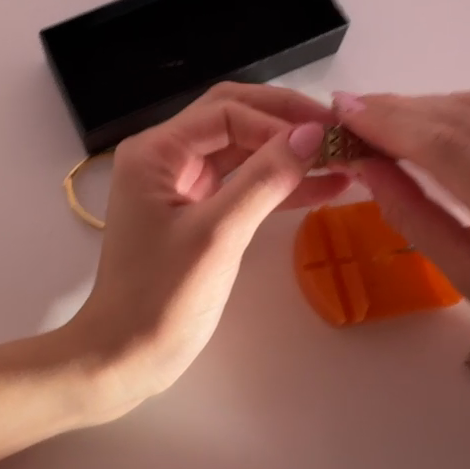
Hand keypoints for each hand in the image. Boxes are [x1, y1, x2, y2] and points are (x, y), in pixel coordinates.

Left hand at [65, 83, 350, 410]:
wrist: (124, 356)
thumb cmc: (161, 297)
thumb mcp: (217, 235)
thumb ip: (264, 180)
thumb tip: (311, 134)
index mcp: (155, 151)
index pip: (225, 112)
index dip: (278, 120)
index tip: (329, 137)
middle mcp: (165, 156)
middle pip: (233, 118)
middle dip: (285, 123)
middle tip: (340, 134)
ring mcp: (181, 184)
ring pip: (243, 150)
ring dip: (288, 153)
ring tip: (345, 157)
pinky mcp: (197, 212)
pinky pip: (243, 183)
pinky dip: (279, 184)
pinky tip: (325, 187)